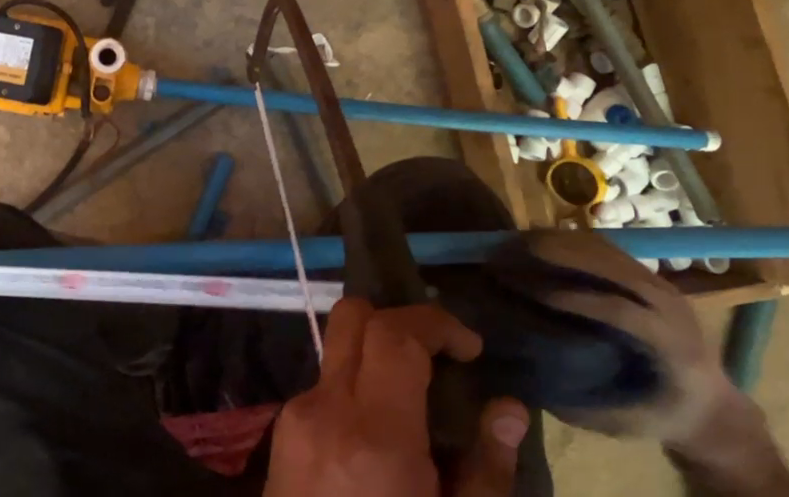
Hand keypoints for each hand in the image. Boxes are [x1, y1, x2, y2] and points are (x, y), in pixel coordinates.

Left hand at [263, 298, 531, 496]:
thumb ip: (486, 471)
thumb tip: (507, 408)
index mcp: (373, 433)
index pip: (394, 333)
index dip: (436, 323)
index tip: (472, 347)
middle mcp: (325, 409)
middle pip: (351, 318)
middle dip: (398, 318)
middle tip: (442, 354)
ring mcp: (295, 420)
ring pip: (335, 351)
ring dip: (376, 355)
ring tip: (420, 401)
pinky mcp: (281, 437)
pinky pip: (325, 389)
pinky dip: (357, 388)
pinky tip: (384, 436)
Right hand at [514, 231, 742, 449]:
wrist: (715, 406)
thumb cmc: (669, 417)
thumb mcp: (631, 423)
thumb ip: (586, 407)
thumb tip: (528, 381)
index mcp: (672, 343)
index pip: (618, 308)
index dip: (570, 296)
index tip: (523, 290)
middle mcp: (669, 304)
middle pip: (610, 264)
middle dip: (553, 254)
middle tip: (505, 254)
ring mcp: (660, 283)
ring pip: (604, 248)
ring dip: (554, 241)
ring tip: (511, 245)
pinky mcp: (648, 273)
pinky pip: (604, 247)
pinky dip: (565, 241)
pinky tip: (534, 244)